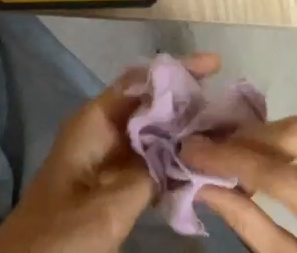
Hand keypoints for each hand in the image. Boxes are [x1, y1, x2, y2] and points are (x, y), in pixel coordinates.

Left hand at [0, 54, 222, 252]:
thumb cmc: (62, 230)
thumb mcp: (108, 204)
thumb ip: (146, 172)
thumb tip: (185, 147)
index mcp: (93, 122)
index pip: (138, 83)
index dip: (175, 71)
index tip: (216, 65)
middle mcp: (100, 130)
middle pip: (148, 103)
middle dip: (188, 102)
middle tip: (234, 107)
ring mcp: (105, 157)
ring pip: (151, 132)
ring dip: (185, 131)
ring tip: (230, 132)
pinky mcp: (111, 183)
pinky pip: (148, 160)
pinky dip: (175, 159)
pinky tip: (204, 167)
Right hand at [184, 117, 296, 251]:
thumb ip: (254, 230)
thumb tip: (203, 183)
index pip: (289, 180)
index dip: (234, 161)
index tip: (192, 152)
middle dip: (248, 137)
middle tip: (212, 146)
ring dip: (267, 136)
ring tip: (235, 151)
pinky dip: (294, 146)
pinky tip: (271, 158)